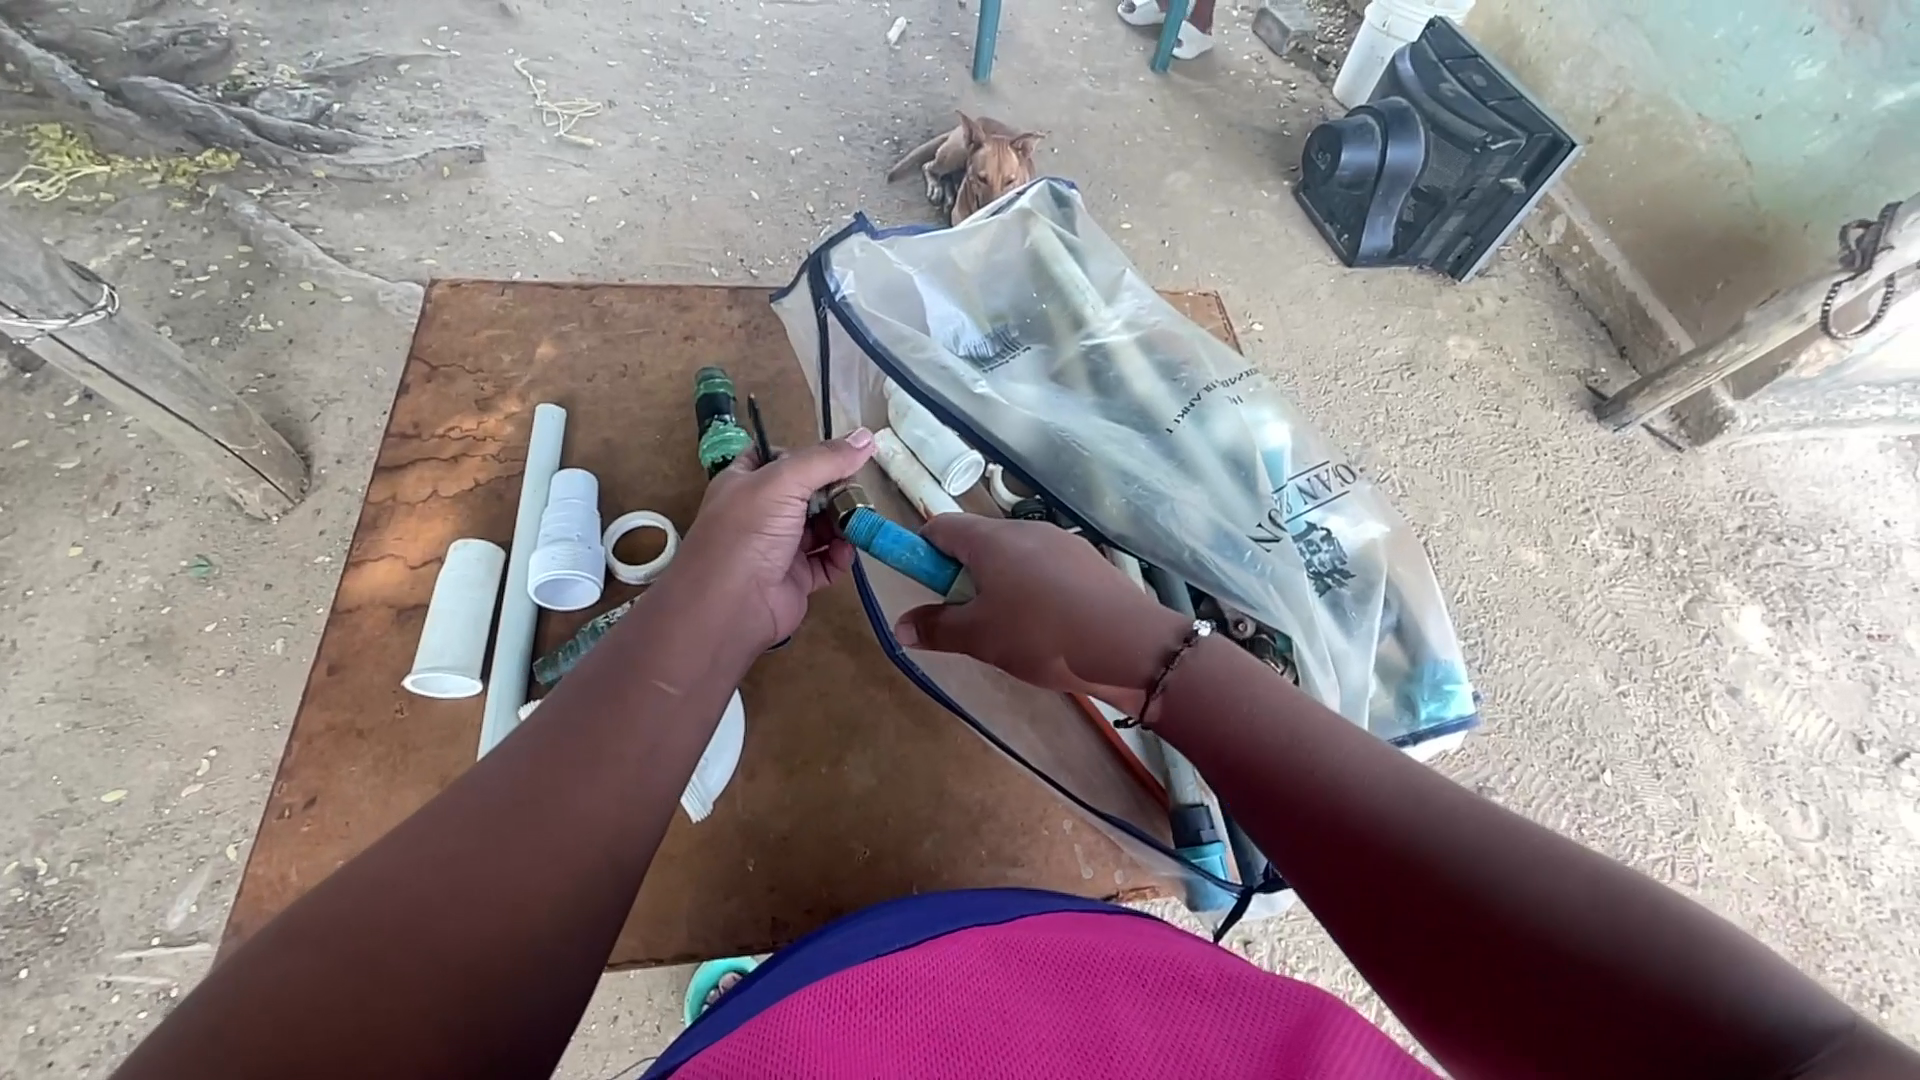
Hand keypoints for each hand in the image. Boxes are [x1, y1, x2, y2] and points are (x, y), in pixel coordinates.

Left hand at [668, 429, 875, 648]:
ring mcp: (778, 547)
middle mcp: (760, 513)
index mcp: (746, 482)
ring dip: (842, 525)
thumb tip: (868, 437)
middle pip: (807, 493)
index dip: (806, 455)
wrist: (730, 605)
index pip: (777, 457)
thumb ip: (826, 459)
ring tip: (858, 524)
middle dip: (835, 493)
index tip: (838, 457)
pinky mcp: (795, 578)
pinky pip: (826, 562)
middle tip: (857, 495)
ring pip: (820, 528)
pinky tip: (847, 553)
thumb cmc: (748, 532)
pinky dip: (840, 557)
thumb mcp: (783, 481)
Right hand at [892, 515, 1188, 713]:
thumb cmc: (1042, 636)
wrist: (1130, 646)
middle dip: (962, 574)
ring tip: (1008, 628)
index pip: (940, 526)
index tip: (924, 585)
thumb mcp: (980, 638)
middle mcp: (1025, 529)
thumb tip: (900, 627)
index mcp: (991, 539)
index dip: (922, 551)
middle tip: (966, 617)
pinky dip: (1032, 589)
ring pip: (1013, 555)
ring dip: (998, 583)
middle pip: (978, 541)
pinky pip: (1044, 568)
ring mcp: (1060, 542)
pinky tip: (1046, 626)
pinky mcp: (1087, 562)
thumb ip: (937, 628)